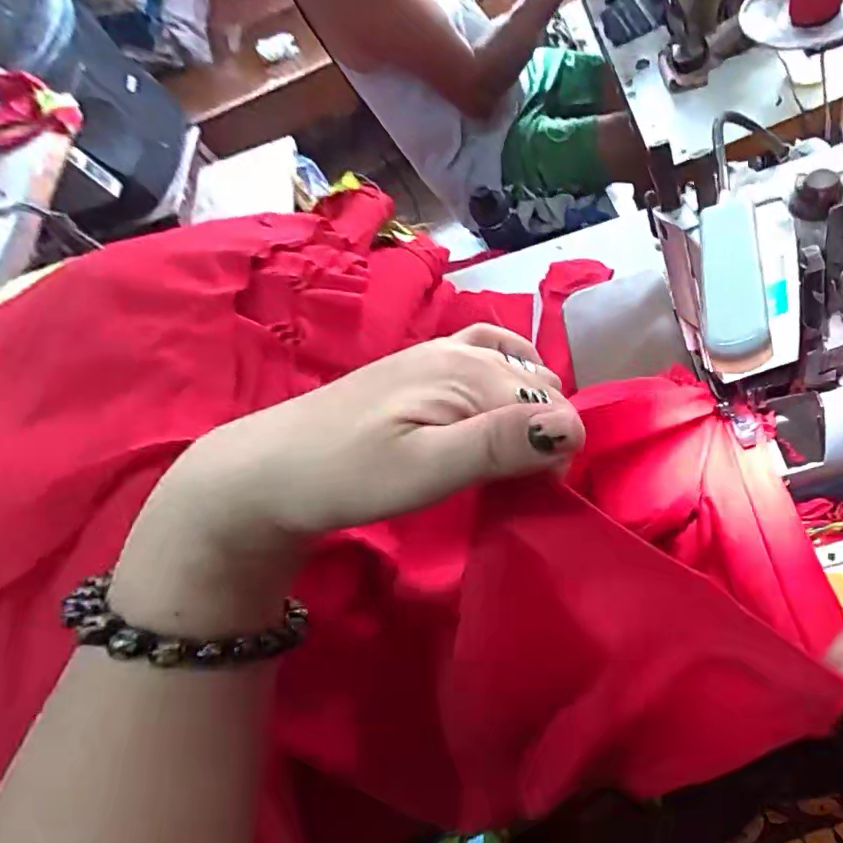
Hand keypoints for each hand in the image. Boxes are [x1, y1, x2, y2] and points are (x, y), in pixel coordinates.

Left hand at [109, 324, 581, 634]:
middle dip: (548, 433)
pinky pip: (487, 357)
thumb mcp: (427, 469)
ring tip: (515, 454)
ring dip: (532, 409)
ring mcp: (438, 353)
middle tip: (520, 483)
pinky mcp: (420, 367)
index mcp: (469, 371)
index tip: (531, 493)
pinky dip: (509, 379)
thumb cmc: (348, 476)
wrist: (268, 471)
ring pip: (519, 372)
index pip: (553, 407)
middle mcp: (460, 350)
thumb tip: (574, 428)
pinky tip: (501, 404)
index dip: (556, 454)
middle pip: (540, 387)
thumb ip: (499, 444)